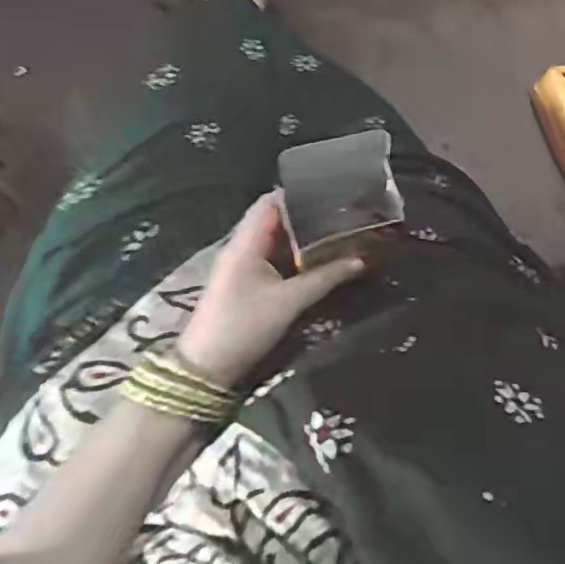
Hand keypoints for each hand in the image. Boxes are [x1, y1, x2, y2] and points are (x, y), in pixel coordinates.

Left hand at [175, 191, 365, 387]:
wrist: (205, 369)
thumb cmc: (244, 327)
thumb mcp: (290, 301)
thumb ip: (326, 277)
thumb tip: (360, 260)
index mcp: (246, 243)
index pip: (270, 202)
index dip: (298, 194)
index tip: (330, 194)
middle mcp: (241, 247)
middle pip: (274, 218)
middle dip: (306, 215)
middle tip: (341, 214)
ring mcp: (240, 265)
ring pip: (274, 239)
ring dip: (301, 236)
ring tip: (336, 232)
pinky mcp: (243, 282)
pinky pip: (271, 256)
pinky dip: (293, 254)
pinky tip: (317, 259)